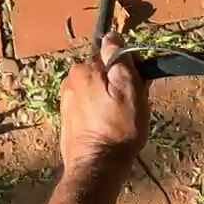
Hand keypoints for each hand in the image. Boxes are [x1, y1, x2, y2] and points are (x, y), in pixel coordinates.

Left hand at [60, 34, 148, 175]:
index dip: (128, 68)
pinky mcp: (66, 118)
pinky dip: (99, 110)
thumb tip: (111, 35)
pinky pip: (88, 104)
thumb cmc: (118, 128)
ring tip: (120, 119)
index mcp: (83, 69)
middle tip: (131, 105)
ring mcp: (66, 100)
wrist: (96, 168)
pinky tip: (108, 126)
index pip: (111, 55)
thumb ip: (119, 58)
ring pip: (96, 88)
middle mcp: (69, 80)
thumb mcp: (128, 88)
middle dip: (118, 83)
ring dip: (109, 98)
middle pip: (103, 72)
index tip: (137, 86)